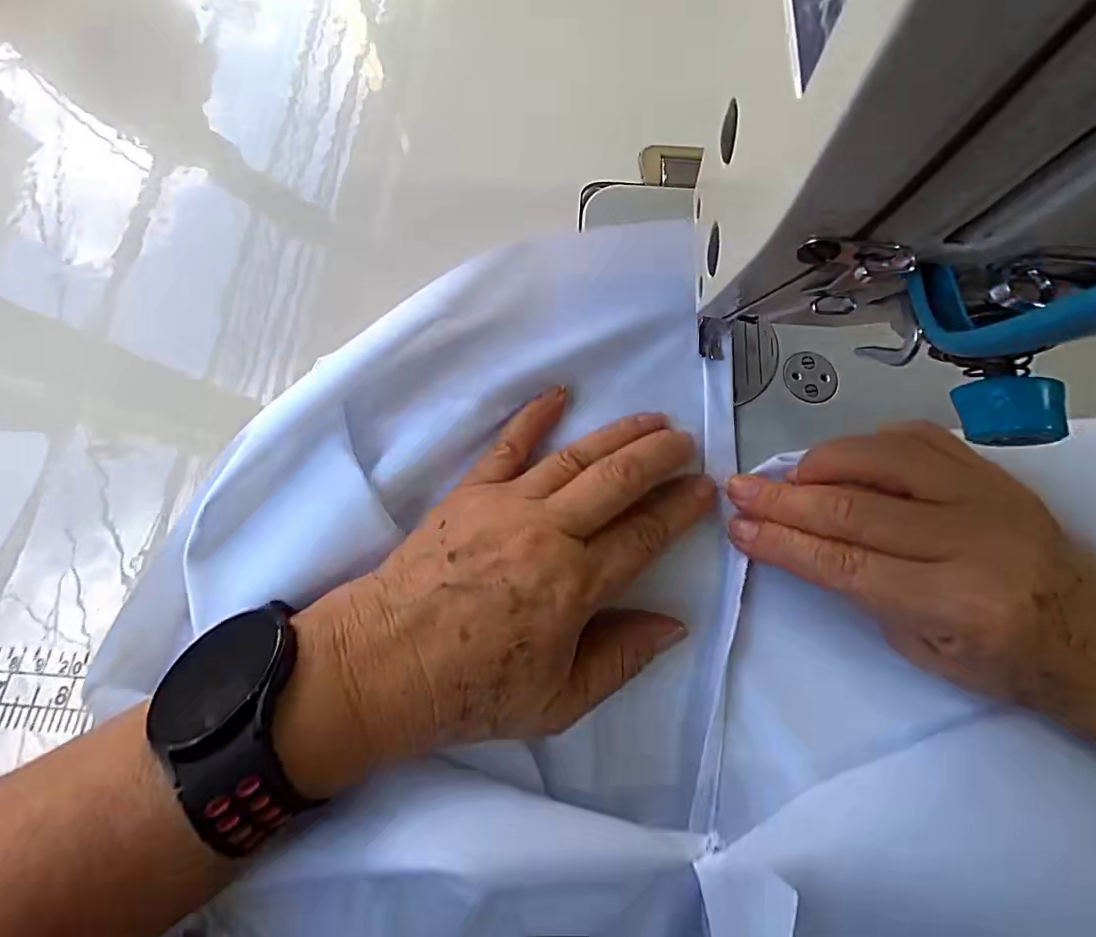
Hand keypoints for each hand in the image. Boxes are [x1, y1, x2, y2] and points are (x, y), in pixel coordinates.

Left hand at [274, 386, 717, 796]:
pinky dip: (535, 416)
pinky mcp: (469, 492)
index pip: (644, 534)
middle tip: (686, 443)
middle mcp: (548, 533)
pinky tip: (559, 394)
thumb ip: (621, 658)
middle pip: (617, 481)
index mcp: (576, 585)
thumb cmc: (474, 687)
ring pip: (574, 458)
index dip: (679, 509)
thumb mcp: (560, 700)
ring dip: (617, 434)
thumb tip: (673, 622)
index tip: (704, 489)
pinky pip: (507, 446)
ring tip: (649, 420)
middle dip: (659, 456)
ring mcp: (506, 505)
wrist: (391, 657)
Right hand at [723, 421, 1095, 744]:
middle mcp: (974, 540)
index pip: (846, 563)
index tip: (738, 529)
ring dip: (817, 464)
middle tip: (737, 490)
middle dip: (782, 499)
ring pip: (878, 458)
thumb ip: (858, 587)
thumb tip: (791, 538)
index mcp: (959, 602)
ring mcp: (986, 496)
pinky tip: (837, 462)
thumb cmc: (1004, 660)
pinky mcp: (990, 472)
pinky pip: (912, 438)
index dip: (782, 543)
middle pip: (852, 507)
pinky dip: (862, 444)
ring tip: (783, 478)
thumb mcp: (919, 646)